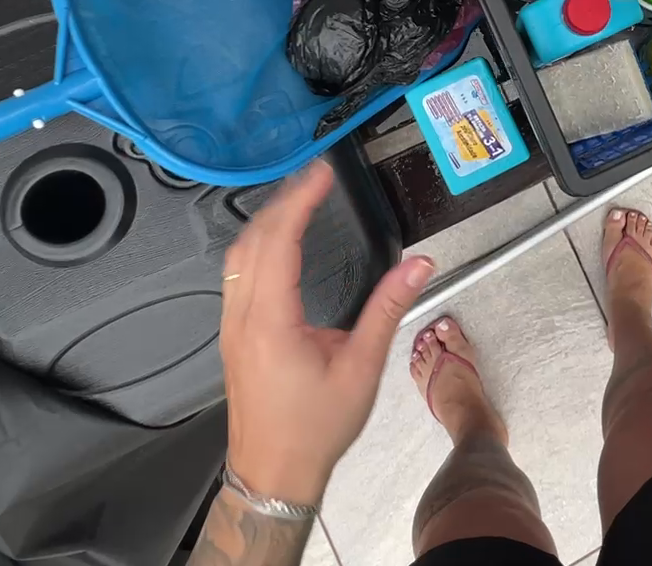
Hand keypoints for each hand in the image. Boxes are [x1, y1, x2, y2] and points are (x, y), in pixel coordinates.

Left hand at [219, 159, 435, 503]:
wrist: (273, 476)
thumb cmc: (315, 427)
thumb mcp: (362, 366)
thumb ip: (389, 307)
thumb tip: (420, 263)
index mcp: (271, 321)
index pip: (278, 242)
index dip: (299, 201)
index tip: (321, 174)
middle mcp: (243, 319)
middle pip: (251, 242)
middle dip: (282, 201)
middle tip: (314, 177)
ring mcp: (232, 329)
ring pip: (237, 258)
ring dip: (265, 221)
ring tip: (297, 199)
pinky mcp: (234, 338)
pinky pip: (237, 275)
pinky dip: (257, 244)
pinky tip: (276, 243)